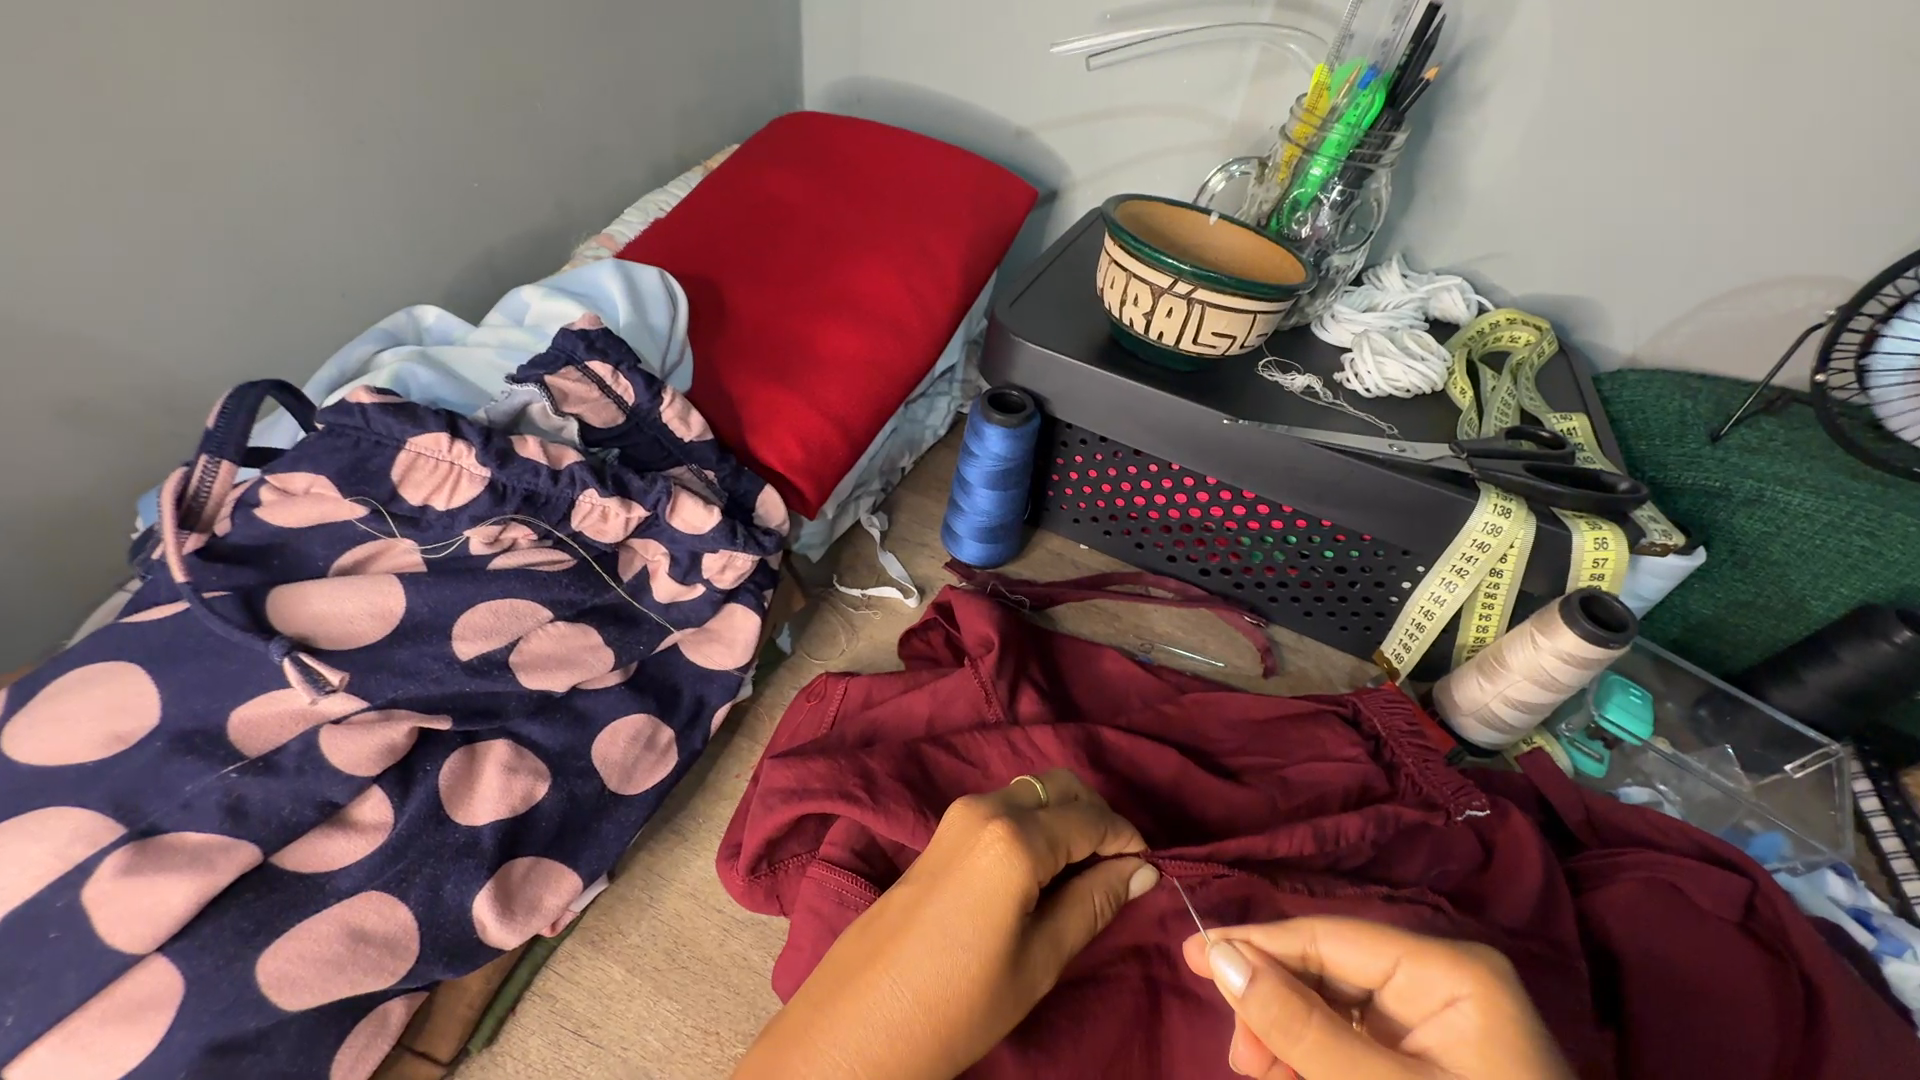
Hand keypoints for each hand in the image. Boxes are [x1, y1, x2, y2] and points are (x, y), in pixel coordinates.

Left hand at [735, 768, 1157, 1079]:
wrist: (863, 1020)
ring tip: (1086, 872)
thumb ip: (1093, 902)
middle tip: (1119, 869)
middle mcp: (985, 808)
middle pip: (1060, 788)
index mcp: (1013, 837)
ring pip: (1031, 793)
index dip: (1127, 840)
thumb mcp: (1040, 959)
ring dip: (1066, 818)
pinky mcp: (942, 831)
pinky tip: (1045, 867)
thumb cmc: (961, 1000)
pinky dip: (1036, 823)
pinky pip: (1004, 808)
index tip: (1149, 870)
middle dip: (1098, 818)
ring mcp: (957, 815)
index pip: (1090, 818)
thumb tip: (1141, 870)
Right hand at [1182, 917, 1572, 1079]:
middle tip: (1242, 1061)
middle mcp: (1442, 984)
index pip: (1328, 936)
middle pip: (1329, 971)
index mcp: (1447, 972)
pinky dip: (1317, 1060)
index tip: (1191, 956)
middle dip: (1276, 1007)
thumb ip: (1302, 1027)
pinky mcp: (1430, 1063)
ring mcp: (1438, 1026)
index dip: (1257, 944)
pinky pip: (1354, 1043)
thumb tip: (1221, 957)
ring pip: (1335, 1009)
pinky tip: (1292, 1077)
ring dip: (1290, 1039)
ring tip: (1262, 1075)